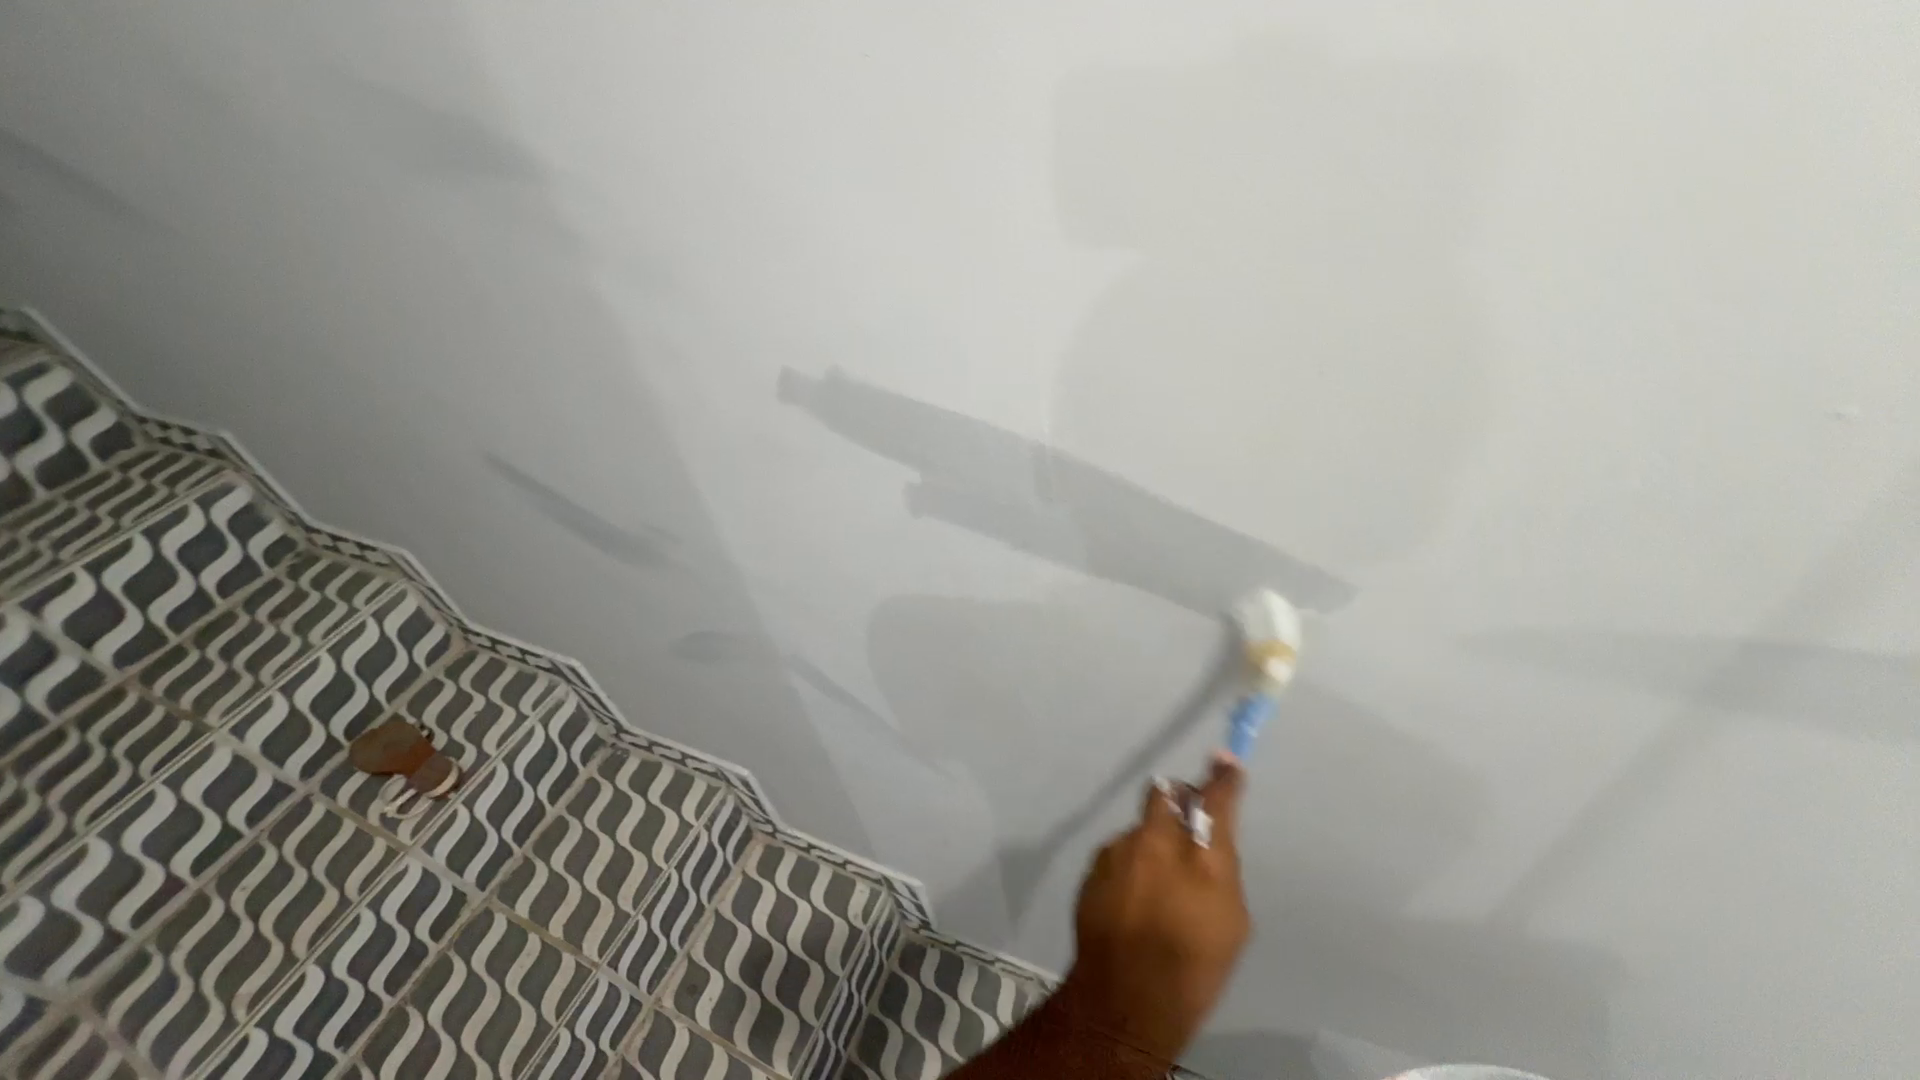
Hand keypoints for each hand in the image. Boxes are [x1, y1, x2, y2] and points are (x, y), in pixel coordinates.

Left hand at [1054, 754, 1252, 1063]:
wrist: (1127, 996)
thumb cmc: (1194, 965)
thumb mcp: (1231, 919)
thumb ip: (1219, 868)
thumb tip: (1210, 841)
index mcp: (1200, 854)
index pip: (1215, 799)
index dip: (1222, 777)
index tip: (1225, 760)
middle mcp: (1156, 840)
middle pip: (1164, 794)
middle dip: (1175, 801)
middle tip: (1182, 828)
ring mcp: (1118, 851)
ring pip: (1138, 829)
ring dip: (1148, 844)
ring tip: (1153, 888)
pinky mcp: (1093, 869)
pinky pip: (1117, 855)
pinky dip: (1127, 867)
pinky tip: (1130, 900)